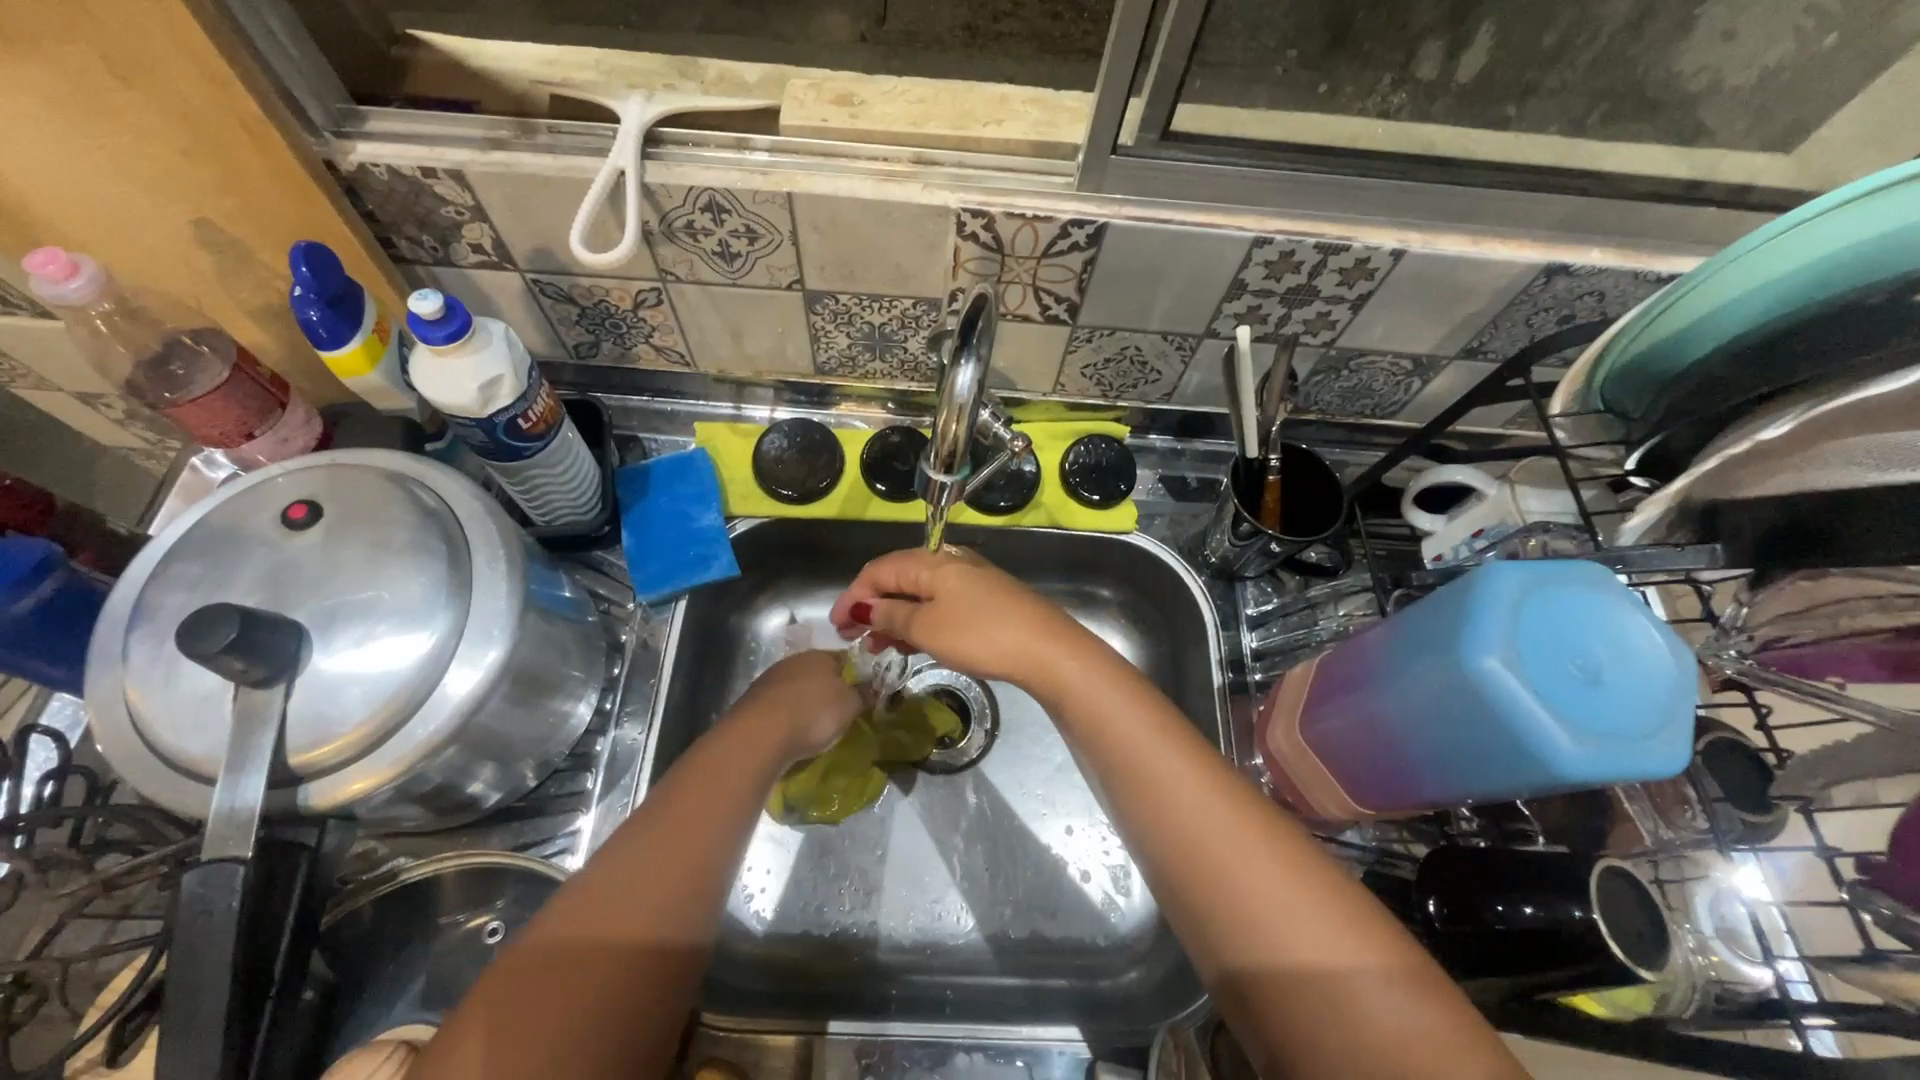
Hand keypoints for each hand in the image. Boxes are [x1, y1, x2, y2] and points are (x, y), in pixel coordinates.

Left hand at [730, 650, 863, 762]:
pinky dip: (788, 718)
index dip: (857, 676)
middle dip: (829, 691)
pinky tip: (792, 734)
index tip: (864, 695)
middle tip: (841, 714)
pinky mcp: (752, 703)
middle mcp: (793, 661)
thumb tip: (871, 687)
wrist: (759, 735)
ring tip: (816, 728)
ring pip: (797, 690)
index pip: (845, 659)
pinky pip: (779, 708)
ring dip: (806, 705)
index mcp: (819, 655)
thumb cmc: (813, 713)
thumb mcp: (851, 705)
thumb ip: (864, 693)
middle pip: (818, 674)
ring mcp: (769, 681)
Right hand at [828, 547, 1091, 688]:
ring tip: (879, 648)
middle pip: (898, 580)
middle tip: (853, 639)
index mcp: (931, 562)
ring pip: (919, 596)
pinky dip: (919, 624)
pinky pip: (939, 608)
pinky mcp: (985, 603)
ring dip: (894, 619)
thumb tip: (865, 609)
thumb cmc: (980, 635)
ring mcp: (969, 583)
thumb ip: (891, 616)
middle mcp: (949, 564)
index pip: (878, 571)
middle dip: (871, 608)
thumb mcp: (927, 628)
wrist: (1047, 649)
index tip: (836, 628)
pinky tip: (912, 645)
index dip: (852, 597)